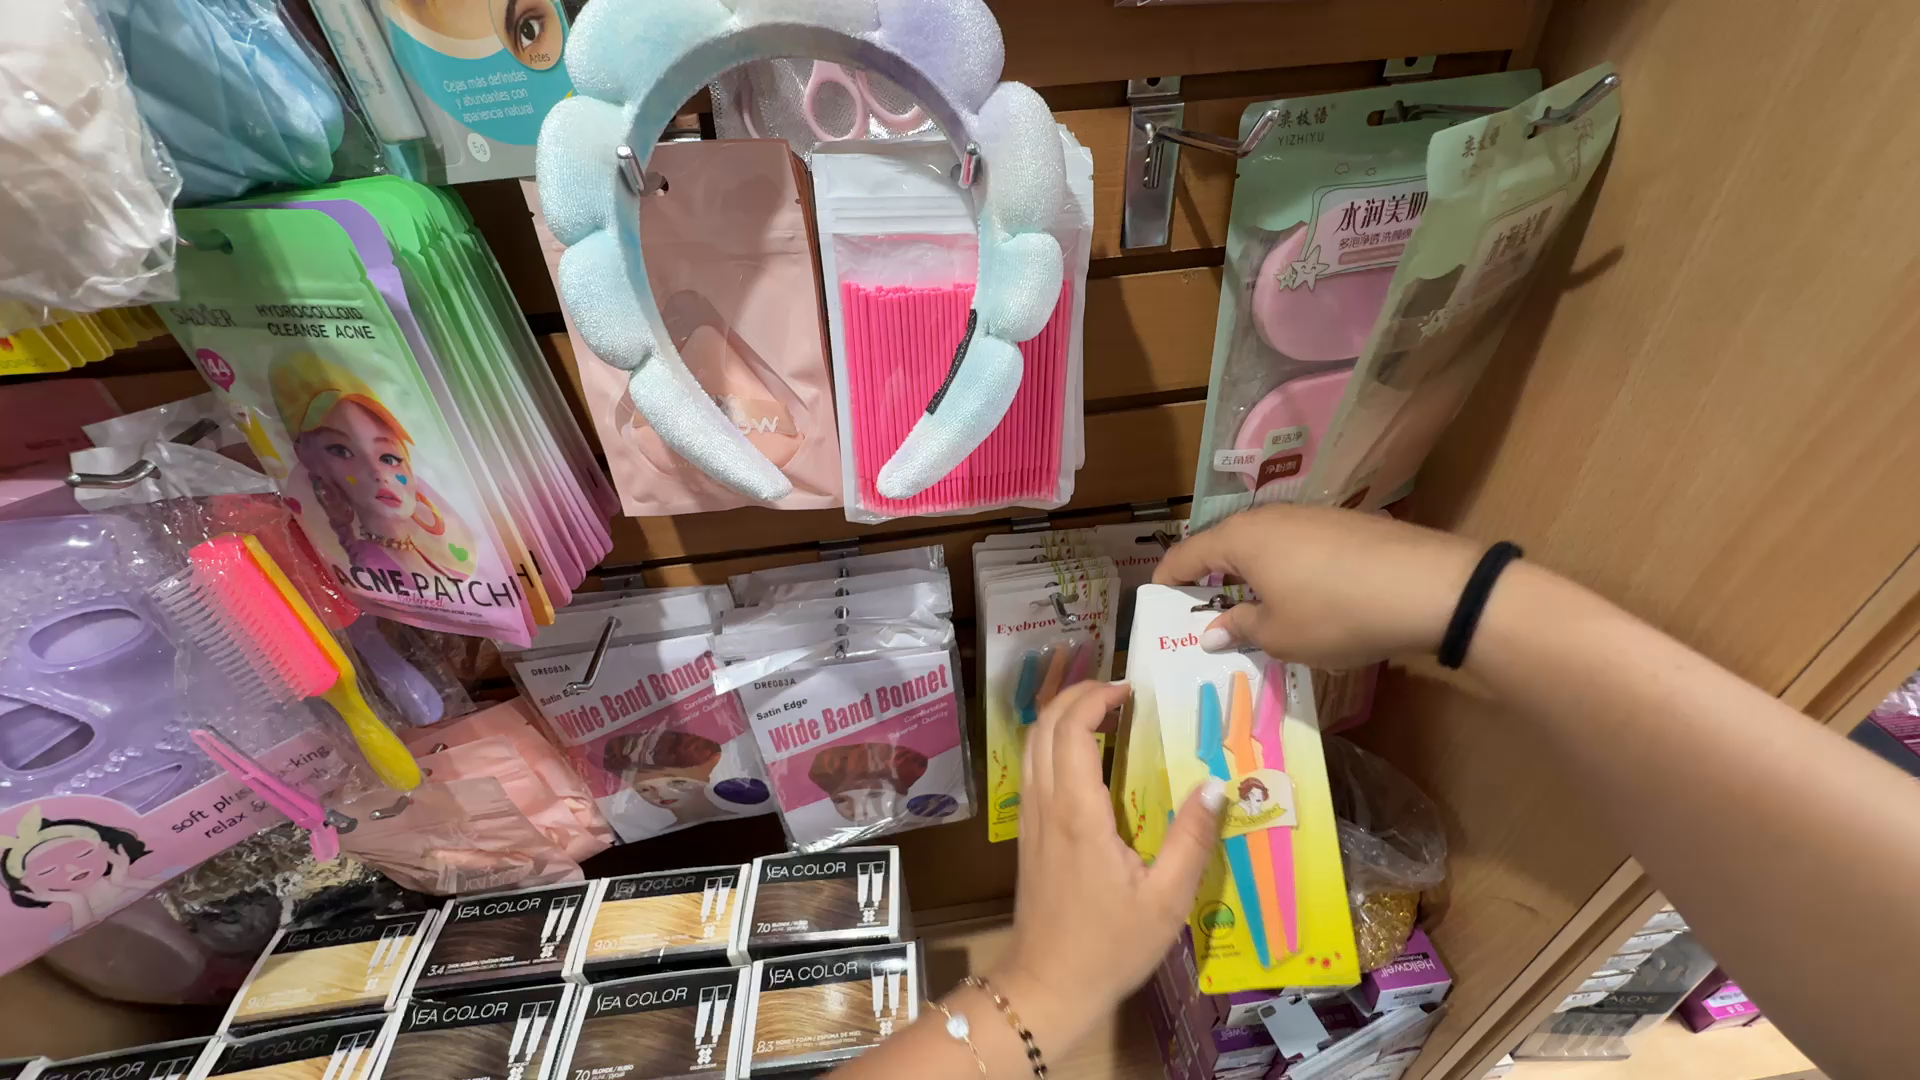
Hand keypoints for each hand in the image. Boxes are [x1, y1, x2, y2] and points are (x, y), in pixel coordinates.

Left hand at [989, 681, 1225, 1052]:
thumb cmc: (1110, 945)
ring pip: (1033, 742)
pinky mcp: (1027, 829)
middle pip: (1045, 724)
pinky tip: (1082, 752)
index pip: (1073, 729)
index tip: (1129, 690)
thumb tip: (1216, 783)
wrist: (1048, 984)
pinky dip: (1052, 739)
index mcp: (1078, 811)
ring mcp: (1030, 814)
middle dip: (1076, 694)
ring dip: (1060, 714)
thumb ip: (1191, 838)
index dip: (1095, 697)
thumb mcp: (1166, 900)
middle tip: (1116, 689)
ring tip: (1101, 709)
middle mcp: (1045, 802)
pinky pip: (1032, 765)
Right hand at [1153, 505, 1481, 668]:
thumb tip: (1213, 632)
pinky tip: (1299, 595)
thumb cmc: (1336, 613)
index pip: (1186, 554)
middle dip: (1208, 577)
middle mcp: (1267, 518)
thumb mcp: (1280, 635)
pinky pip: (1294, 545)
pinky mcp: (1342, 523)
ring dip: (1248, 573)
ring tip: (1251, 607)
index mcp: (1240, 540)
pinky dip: (1282, 568)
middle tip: (1203, 611)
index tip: (1157, 598)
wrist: (1433, 588)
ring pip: (1261, 544)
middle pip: (1223, 544)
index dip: (1167, 578)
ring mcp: (1308, 516)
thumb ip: (1240, 628)